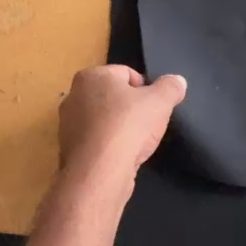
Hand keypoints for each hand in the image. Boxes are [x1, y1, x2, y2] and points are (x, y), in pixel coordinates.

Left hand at [58, 65, 186, 188]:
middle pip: (111, 96)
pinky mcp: (69, 149)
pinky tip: (120, 157)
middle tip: (147, 124)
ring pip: (102, 120)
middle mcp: (73, 95)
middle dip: (129, 108)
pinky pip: (95, 141)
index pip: (124, 73)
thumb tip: (178, 80)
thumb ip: (170, 88)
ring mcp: (67, 124)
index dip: (144, 88)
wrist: (99, 171)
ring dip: (118, 128)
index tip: (154, 106)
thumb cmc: (128, 126)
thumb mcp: (159, 102)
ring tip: (134, 143)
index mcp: (91, 76)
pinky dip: (107, 146)